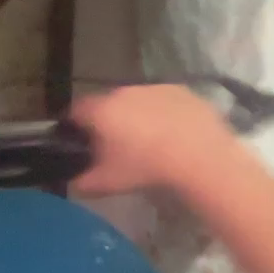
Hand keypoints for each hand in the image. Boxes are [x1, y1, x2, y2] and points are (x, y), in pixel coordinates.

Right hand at [68, 85, 242, 195]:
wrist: (200, 159)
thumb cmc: (145, 168)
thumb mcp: (106, 184)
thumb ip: (81, 183)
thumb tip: (73, 182)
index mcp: (100, 110)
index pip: (74, 110)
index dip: (73, 125)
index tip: (79, 141)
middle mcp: (123, 91)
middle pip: (105, 103)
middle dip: (106, 120)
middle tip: (114, 145)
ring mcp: (154, 88)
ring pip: (134, 100)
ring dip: (134, 115)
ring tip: (146, 141)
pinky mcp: (181, 90)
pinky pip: (161, 101)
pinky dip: (160, 113)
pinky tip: (170, 134)